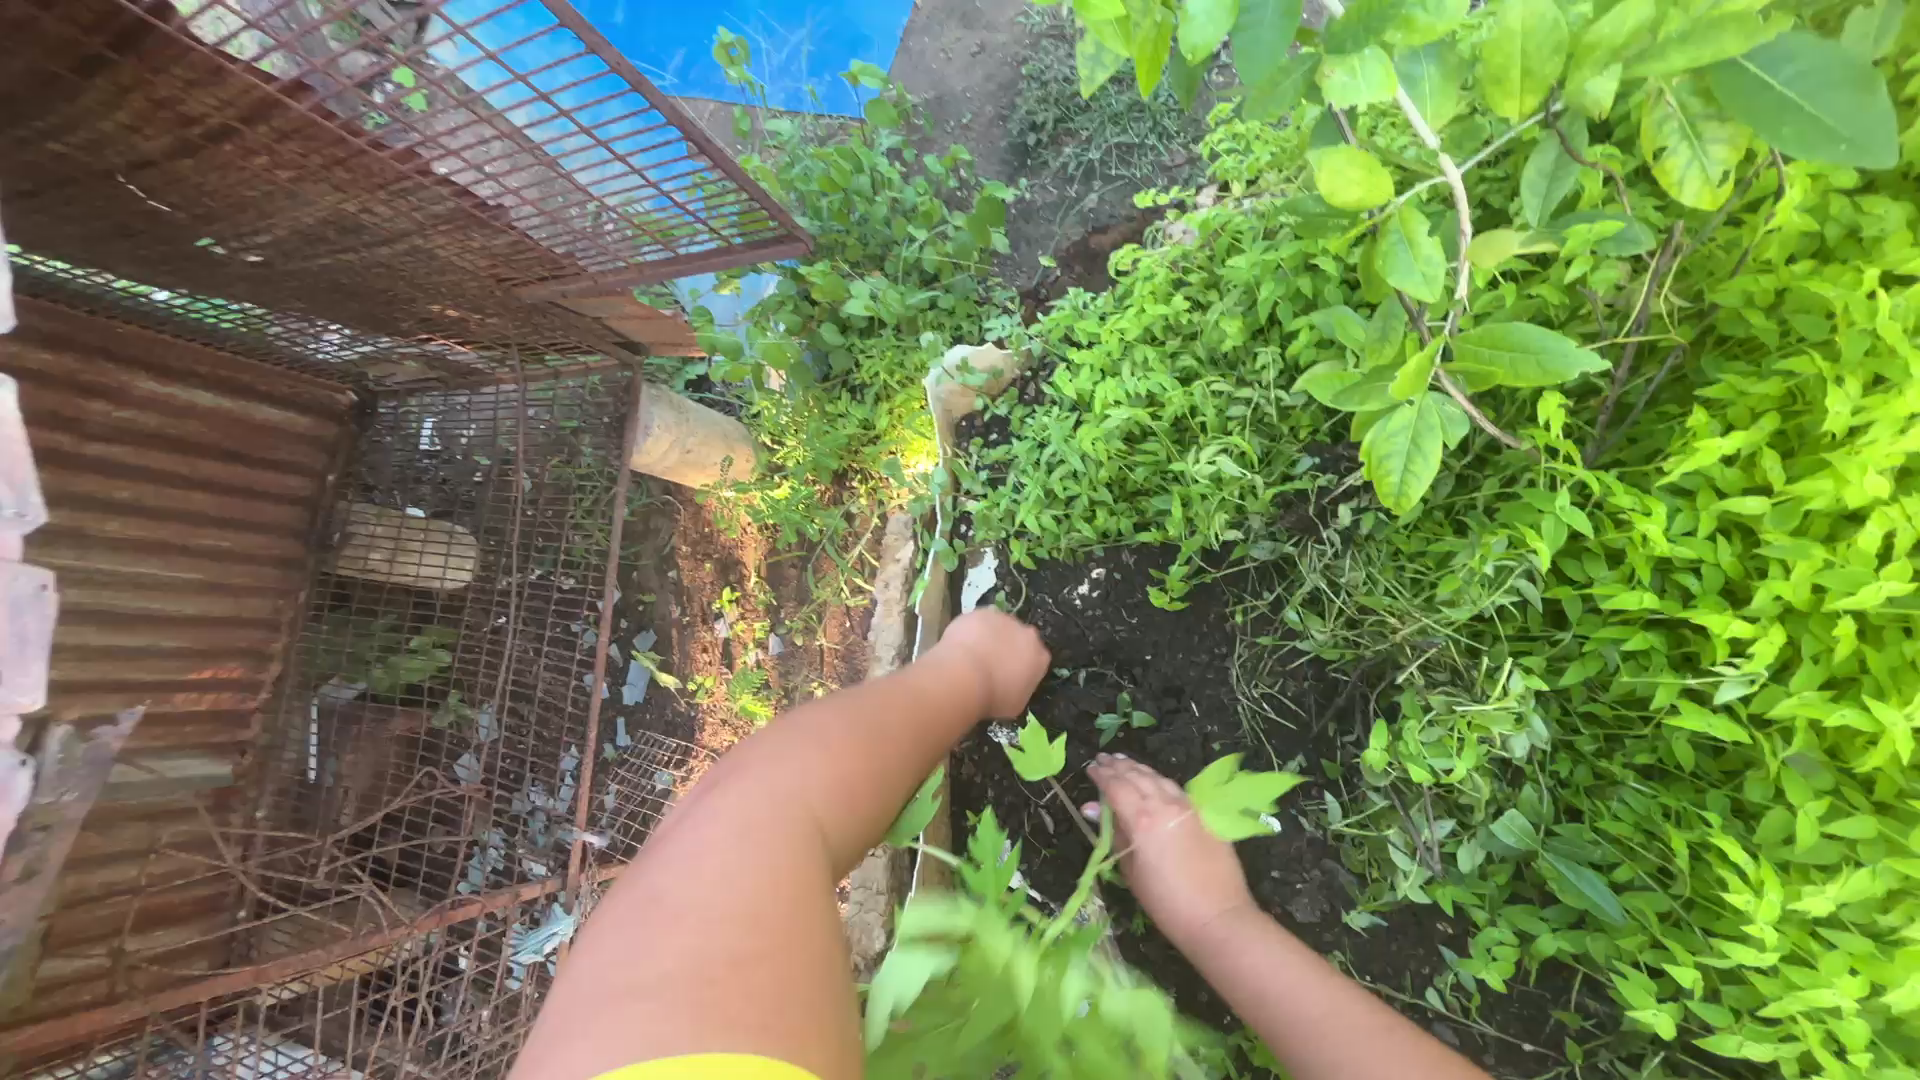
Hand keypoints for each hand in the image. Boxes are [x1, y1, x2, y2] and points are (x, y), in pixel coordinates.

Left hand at [933, 608, 1049, 718]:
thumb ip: (1021, 688)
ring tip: (972, 654)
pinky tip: (960, 645)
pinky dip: (970, 630)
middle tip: (991, 663)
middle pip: (1019, 637)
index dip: (1022, 665)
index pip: (1036, 658)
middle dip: (1008, 646)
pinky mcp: (980, 612)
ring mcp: (1003, 619)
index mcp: (1039, 656)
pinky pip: (977, 621)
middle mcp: (1026, 633)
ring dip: (989, 635)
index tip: (1010, 674)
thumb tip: (1014, 685)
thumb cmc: (993, 698)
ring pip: (998, 625)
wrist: (965, 677)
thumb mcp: (1016, 704)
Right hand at [1085, 753, 1255, 944]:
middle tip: (1103, 758)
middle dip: (1117, 766)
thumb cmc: (1166, 901)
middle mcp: (1163, 804)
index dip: (1101, 775)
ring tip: (1124, 761)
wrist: (1218, 916)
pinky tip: (1153, 779)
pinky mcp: (1202, 813)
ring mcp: (1186, 806)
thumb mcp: (1131, 870)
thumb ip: (1114, 833)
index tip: (1089, 768)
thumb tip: (1092, 808)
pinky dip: (1158, 778)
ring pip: (1157, 777)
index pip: (1115, 785)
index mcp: (1140, 819)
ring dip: (1138, 768)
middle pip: (1136, 776)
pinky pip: (1174, 787)